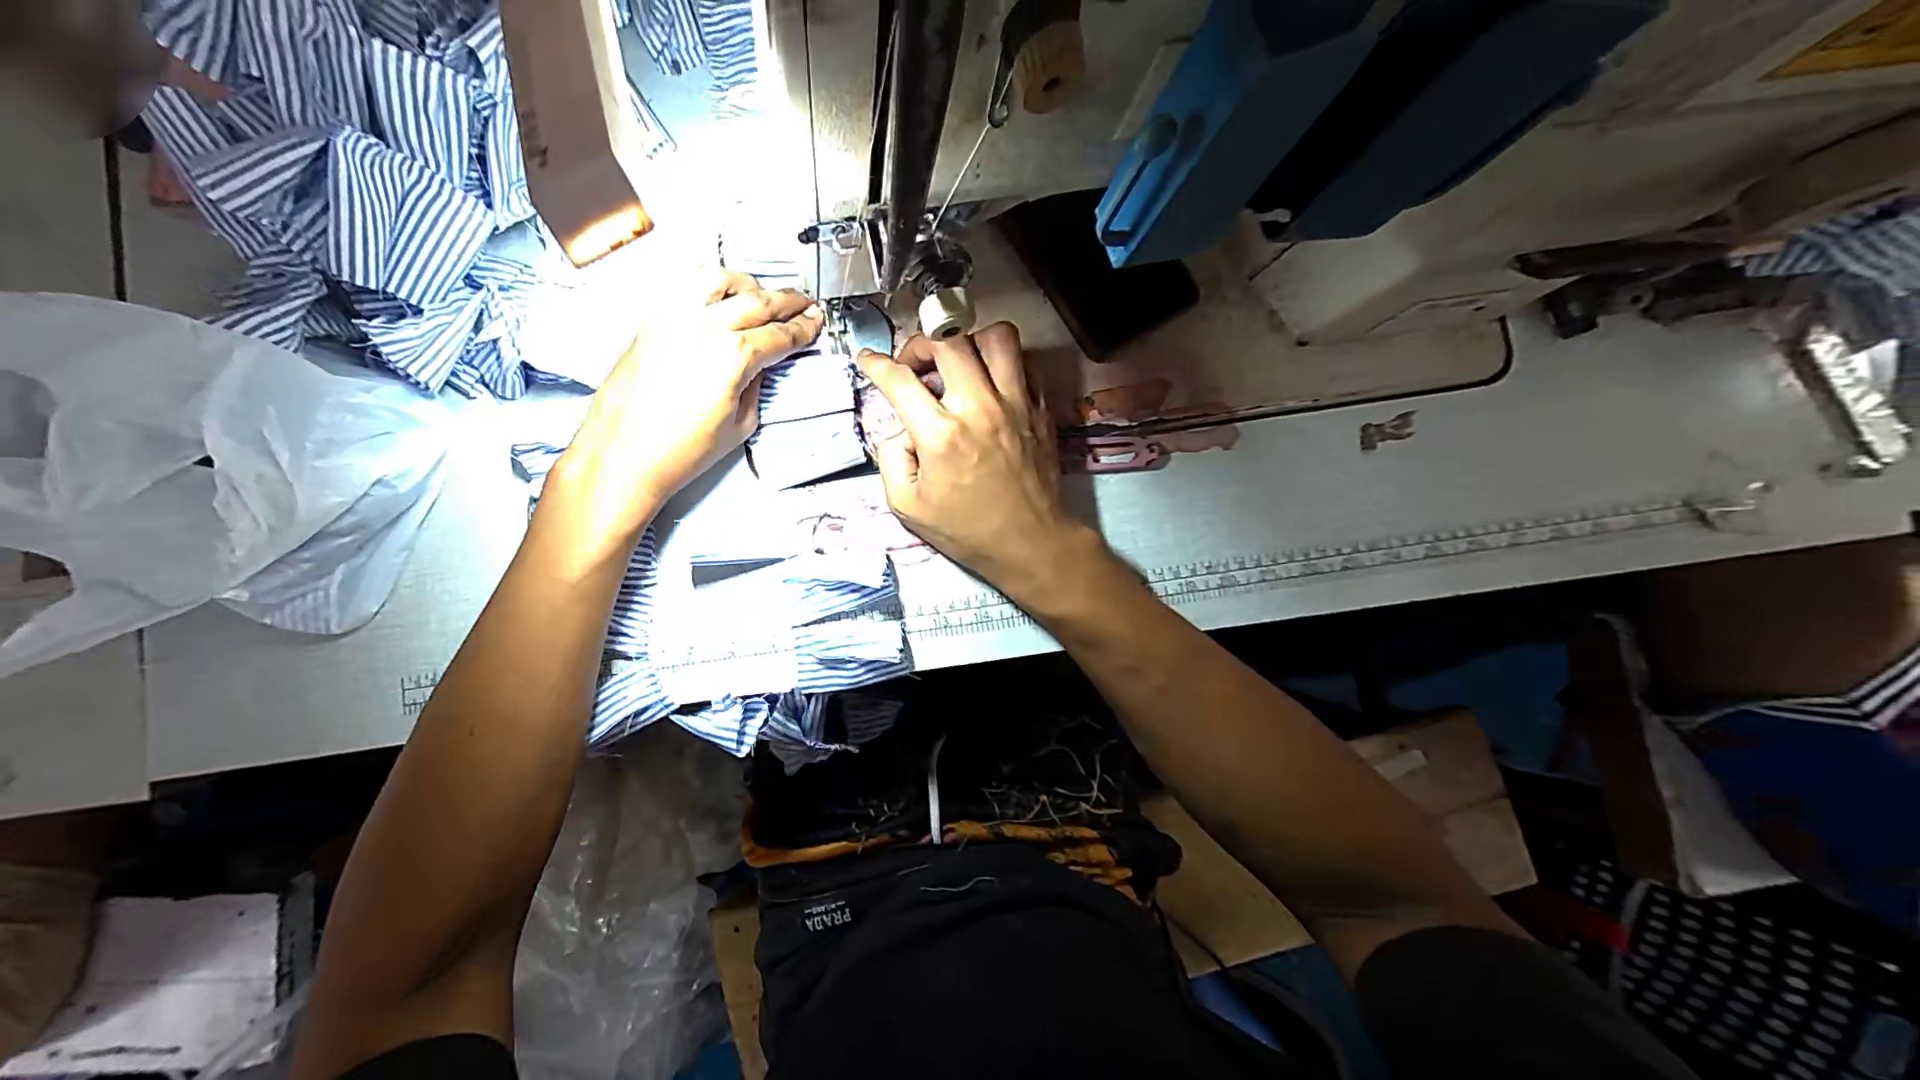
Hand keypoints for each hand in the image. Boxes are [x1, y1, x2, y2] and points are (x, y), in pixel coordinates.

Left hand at [555, 270, 822, 536]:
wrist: (624, 455)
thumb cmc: (672, 450)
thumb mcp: (739, 424)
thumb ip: (755, 385)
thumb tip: (761, 365)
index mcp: (733, 355)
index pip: (780, 333)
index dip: (803, 328)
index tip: (812, 323)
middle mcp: (702, 328)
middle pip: (758, 300)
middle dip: (788, 302)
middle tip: (802, 304)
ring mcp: (673, 319)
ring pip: (722, 280)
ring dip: (750, 285)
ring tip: (761, 294)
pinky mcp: (651, 322)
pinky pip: (686, 286)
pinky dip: (709, 283)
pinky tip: (718, 293)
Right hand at [855, 322, 1099, 600]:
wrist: (1029, 542)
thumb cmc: (967, 530)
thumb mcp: (908, 506)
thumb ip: (890, 458)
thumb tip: (897, 426)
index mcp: (941, 436)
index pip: (900, 379)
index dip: (875, 364)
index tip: (868, 362)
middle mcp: (979, 409)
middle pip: (948, 341)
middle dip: (921, 344)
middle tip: (916, 365)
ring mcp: (1016, 404)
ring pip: (997, 337)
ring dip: (970, 342)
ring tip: (959, 363)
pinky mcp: (1040, 409)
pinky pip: (1025, 363)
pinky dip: (1003, 363)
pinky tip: (990, 383)